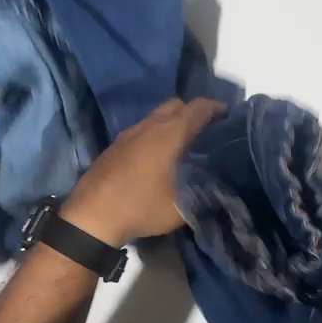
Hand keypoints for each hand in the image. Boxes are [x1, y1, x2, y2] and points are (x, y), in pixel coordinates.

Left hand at [62, 98, 225, 246]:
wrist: (91, 217)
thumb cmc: (141, 206)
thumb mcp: (182, 207)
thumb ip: (205, 192)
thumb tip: (221, 186)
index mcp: (169, 133)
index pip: (199, 107)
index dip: (217, 108)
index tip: (231, 118)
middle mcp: (149, 126)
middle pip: (176, 105)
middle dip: (194, 112)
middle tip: (208, 132)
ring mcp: (128, 134)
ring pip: (156, 116)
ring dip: (172, 123)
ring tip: (185, 145)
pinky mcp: (115, 146)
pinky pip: (142, 129)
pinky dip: (155, 134)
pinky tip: (158, 157)